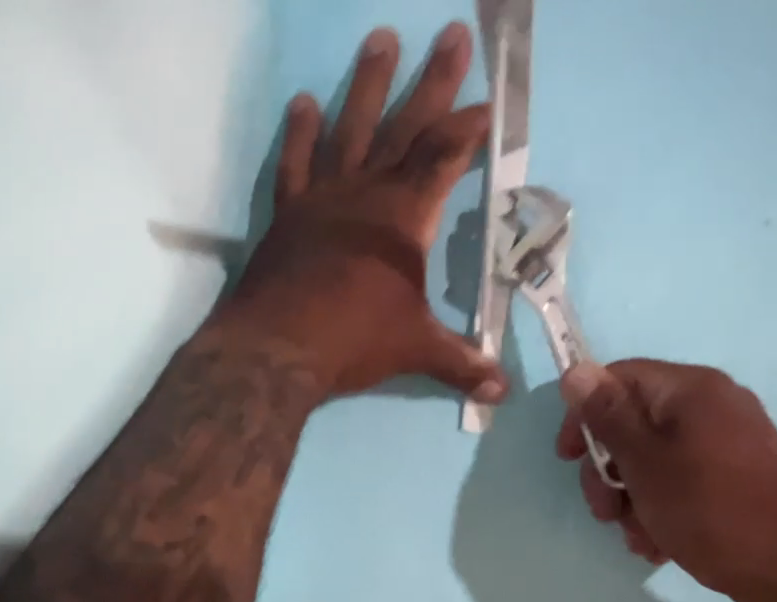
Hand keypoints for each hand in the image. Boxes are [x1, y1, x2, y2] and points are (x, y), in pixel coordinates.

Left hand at [213, 24, 506, 403]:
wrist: (275, 349)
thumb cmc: (352, 341)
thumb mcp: (415, 350)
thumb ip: (460, 362)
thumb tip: (502, 391)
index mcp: (404, 218)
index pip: (444, 160)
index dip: (469, 130)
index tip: (489, 104)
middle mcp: (365, 194)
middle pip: (406, 127)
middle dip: (434, 81)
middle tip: (454, 34)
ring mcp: (322, 199)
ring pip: (349, 129)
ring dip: (367, 85)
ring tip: (381, 36)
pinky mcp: (287, 215)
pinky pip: (294, 164)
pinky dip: (299, 133)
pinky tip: (303, 102)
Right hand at [557, 359, 776, 601]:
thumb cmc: (710, 509)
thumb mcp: (645, 463)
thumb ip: (607, 416)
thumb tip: (575, 371)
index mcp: (691, 390)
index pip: (618, 379)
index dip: (584, 415)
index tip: (567, 459)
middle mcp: (711, 405)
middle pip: (632, 424)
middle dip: (608, 472)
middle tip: (605, 513)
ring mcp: (726, 442)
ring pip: (652, 459)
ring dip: (632, 499)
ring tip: (639, 538)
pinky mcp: (734, 476)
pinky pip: (680, 480)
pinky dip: (661, 508)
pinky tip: (659, 543)